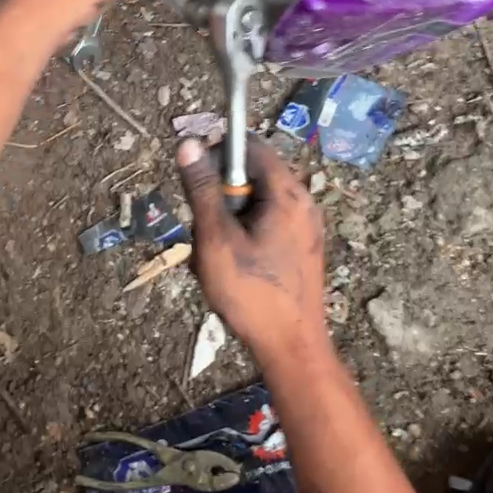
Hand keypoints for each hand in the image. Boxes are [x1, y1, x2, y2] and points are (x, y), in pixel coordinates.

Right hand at [175, 137, 328, 362]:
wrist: (291, 349)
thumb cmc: (251, 292)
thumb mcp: (216, 238)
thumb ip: (202, 189)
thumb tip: (188, 143)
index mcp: (288, 193)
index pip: (250, 146)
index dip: (218, 154)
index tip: (195, 181)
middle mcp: (303, 202)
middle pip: (252, 175)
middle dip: (220, 196)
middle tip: (204, 230)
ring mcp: (305, 227)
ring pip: (254, 203)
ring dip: (228, 221)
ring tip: (215, 255)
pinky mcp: (301, 247)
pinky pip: (265, 224)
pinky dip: (243, 235)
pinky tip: (231, 266)